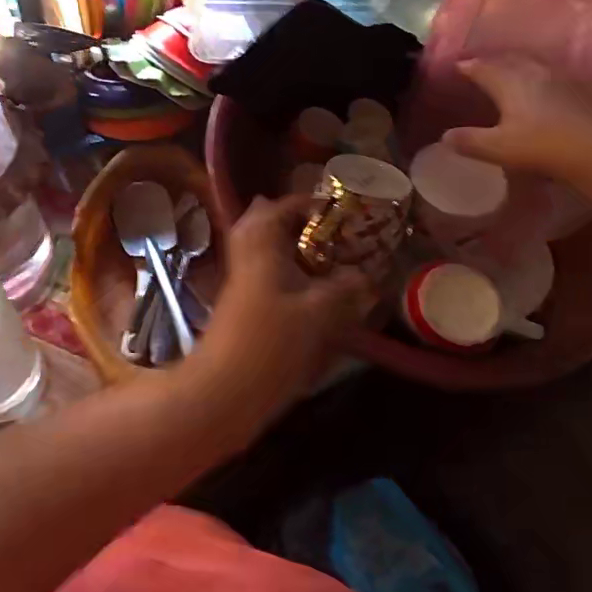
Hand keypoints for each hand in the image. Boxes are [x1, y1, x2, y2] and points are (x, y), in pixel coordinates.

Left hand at [184, 194, 371, 398]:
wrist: (224, 386)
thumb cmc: (270, 341)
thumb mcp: (319, 312)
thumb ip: (345, 287)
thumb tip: (367, 275)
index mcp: (261, 240)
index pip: (284, 205)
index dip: (313, 205)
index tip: (345, 214)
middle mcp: (246, 250)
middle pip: (267, 220)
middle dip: (299, 222)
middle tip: (334, 233)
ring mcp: (240, 276)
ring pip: (264, 246)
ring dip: (292, 245)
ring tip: (329, 256)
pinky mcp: (241, 300)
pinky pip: (264, 268)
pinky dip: (286, 268)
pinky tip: (312, 286)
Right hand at [442, 56, 591, 192]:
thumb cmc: (547, 146)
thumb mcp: (500, 148)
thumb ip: (470, 141)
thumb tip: (444, 137)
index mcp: (510, 81)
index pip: (482, 67)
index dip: (467, 66)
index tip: (456, 67)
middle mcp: (538, 72)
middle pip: (511, 59)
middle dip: (493, 61)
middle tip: (481, 65)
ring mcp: (568, 78)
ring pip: (537, 66)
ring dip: (521, 68)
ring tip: (512, 75)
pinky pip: (559, 78)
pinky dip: (545, 80)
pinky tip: (548, 92)